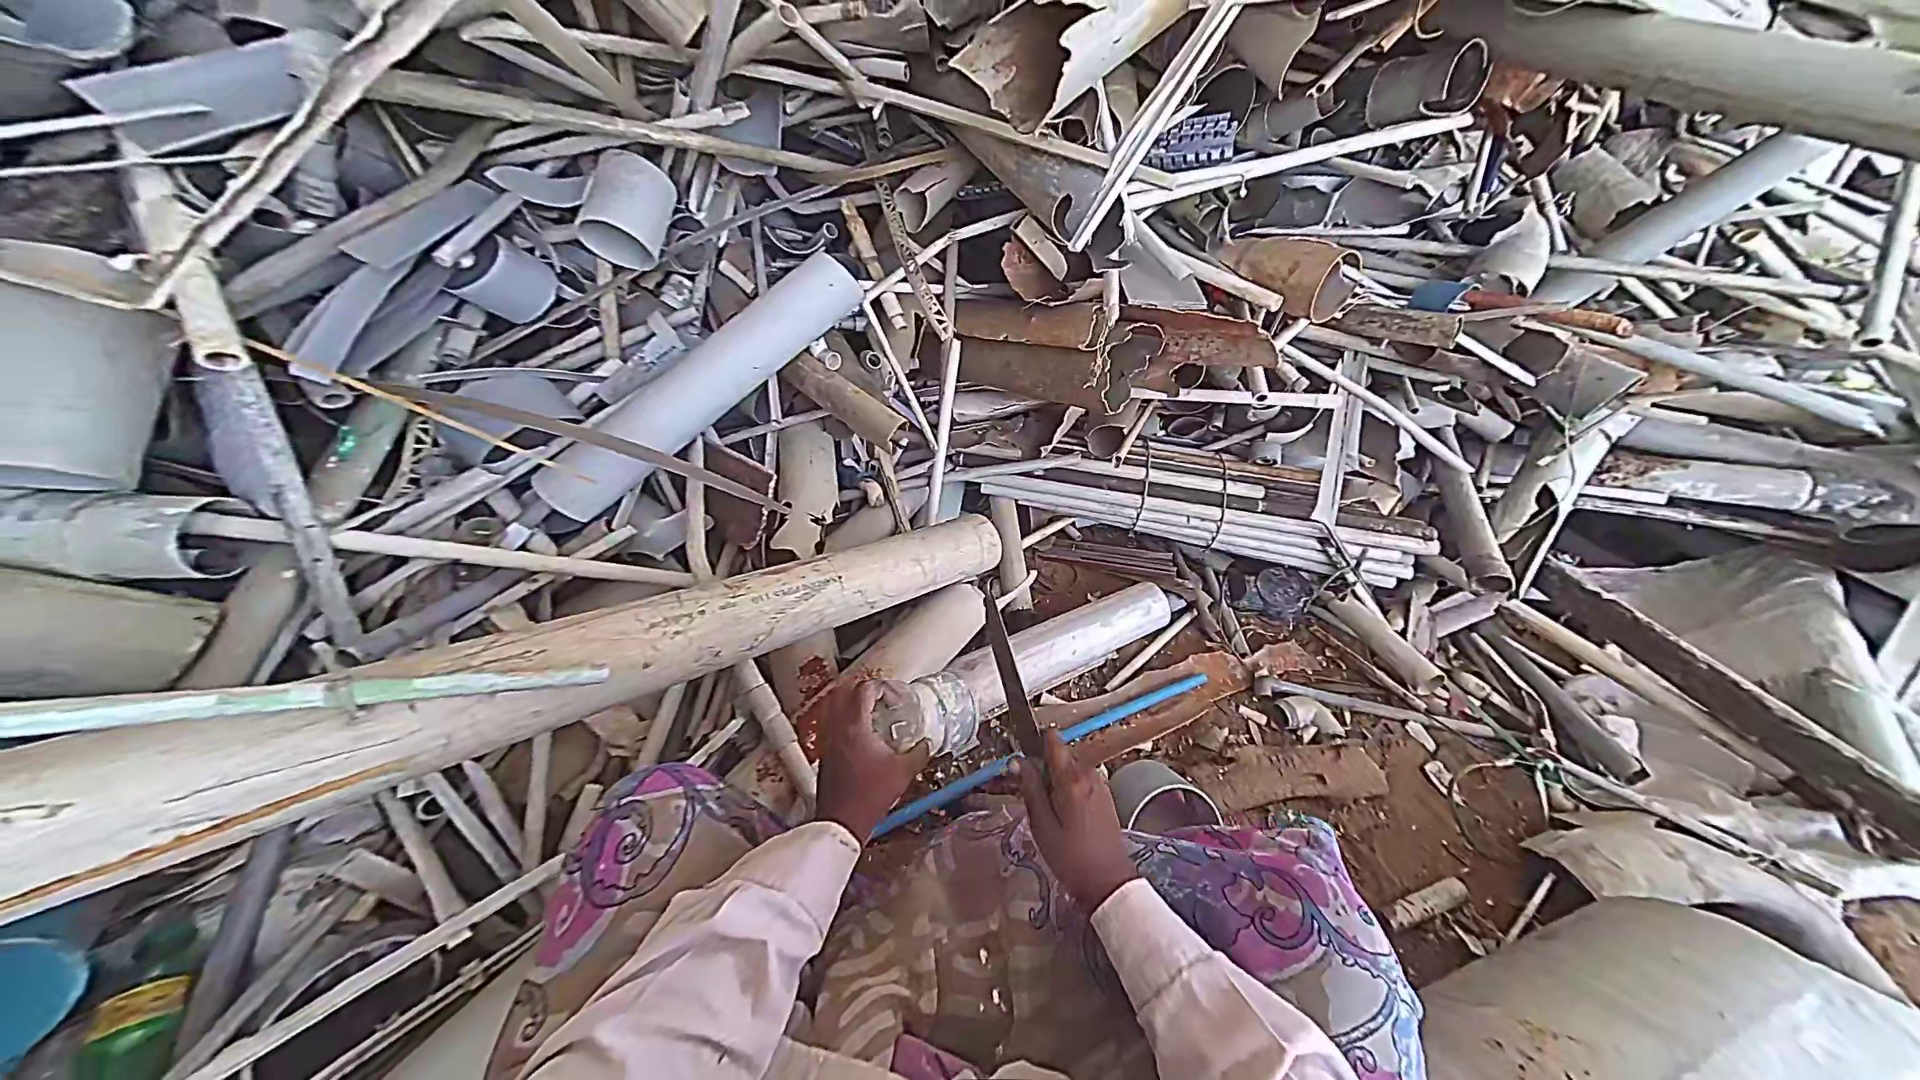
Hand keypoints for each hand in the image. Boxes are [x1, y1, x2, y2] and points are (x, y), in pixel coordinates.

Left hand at [814, 680, 928, 840]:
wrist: (843, 820)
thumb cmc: (870, 796)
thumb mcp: (903, 772)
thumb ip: (919, 753)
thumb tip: (926, 744)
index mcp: (855, 726)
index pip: (864, 689)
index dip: (881, 687)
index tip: (894, 697)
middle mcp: (837, 728)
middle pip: (843, 690)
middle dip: (863, 688)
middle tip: (880, 696)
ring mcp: (827, 739)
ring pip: (832, 704)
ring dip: (850, 700)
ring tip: (868, 709)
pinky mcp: (824, 751)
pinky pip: (830, 721)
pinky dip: (843, 716)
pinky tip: (859, 731)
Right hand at [1012, 729, 1138, 912]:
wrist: (1109, 883)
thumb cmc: (1071, 857)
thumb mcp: (1041, 824)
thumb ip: (1030, 787)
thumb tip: (1017, 760)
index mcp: (1072, 778)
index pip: (1052, 741)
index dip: (1034, 745)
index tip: (1022, 761)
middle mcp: (1089, 773)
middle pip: (1059, 755)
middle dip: (1043, 768)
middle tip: (1030, 795)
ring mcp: (1100, 783)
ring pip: (1069, 768)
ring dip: (1055, 780)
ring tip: (1046, 810)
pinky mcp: (1105, 795)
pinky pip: (1080, 780)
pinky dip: (1068, 788)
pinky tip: (1063, 814)